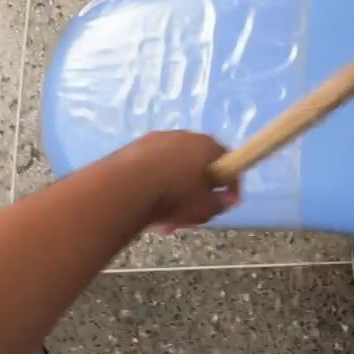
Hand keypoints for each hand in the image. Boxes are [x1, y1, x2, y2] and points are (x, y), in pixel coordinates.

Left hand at [116, 131, 240, 233]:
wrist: (123, 188)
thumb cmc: (173, 197)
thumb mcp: (204, 208)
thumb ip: (221, 203)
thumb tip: (229, 198)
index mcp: (208, 146)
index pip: (228, 160)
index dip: (230, 182)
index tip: (227, 200)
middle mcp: (186, 136)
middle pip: (199, 163)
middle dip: (198, 189)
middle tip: (194, 212)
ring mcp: (158, 139)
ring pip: (174, 166)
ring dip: (175, 188)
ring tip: (167, 217)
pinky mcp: (135, 147)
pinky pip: (153, 167)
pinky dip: (155, 183)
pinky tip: (147, 205)